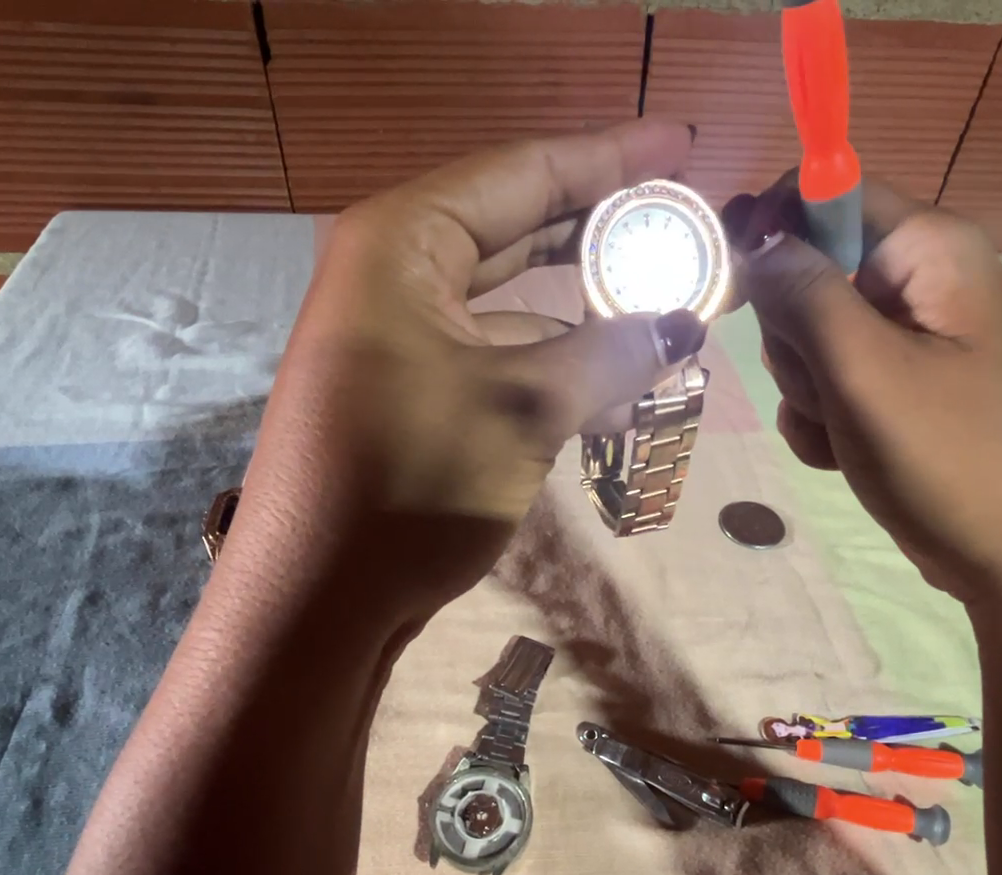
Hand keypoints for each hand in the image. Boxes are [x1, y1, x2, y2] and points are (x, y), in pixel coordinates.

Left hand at [237, 120, 707, 612]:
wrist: (319, 601)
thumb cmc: (410, 483)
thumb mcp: (523, 408)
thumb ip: (609, 353)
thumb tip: (681, 326)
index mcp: (402, 243)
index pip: (522, 173)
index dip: (610, 159)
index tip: (679, 147)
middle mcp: (396, 277)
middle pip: (519, 232)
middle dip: (602, 238)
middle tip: (682, 230)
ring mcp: (402, 340)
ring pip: (516, 309)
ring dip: (589, 326)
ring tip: (670, 338)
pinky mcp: (414, 397)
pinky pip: (500, 361)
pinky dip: (557, 375)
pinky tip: (617, 402)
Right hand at [727, 180, 1001, 601]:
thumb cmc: (954, 459)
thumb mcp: (865, 372)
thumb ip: (802, 295)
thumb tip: (754, 238)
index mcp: (930, 250)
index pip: (825, 194)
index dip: (771, 232)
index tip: (739, 294)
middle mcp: (925, 282)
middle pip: (811, 275)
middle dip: (796, 340)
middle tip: (828, 388)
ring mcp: (916, 342)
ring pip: (814, 341)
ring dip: (809, 392)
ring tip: (847, 435)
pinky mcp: (907, 392)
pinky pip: (835, 387)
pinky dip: (827, 423)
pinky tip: (849, 457)